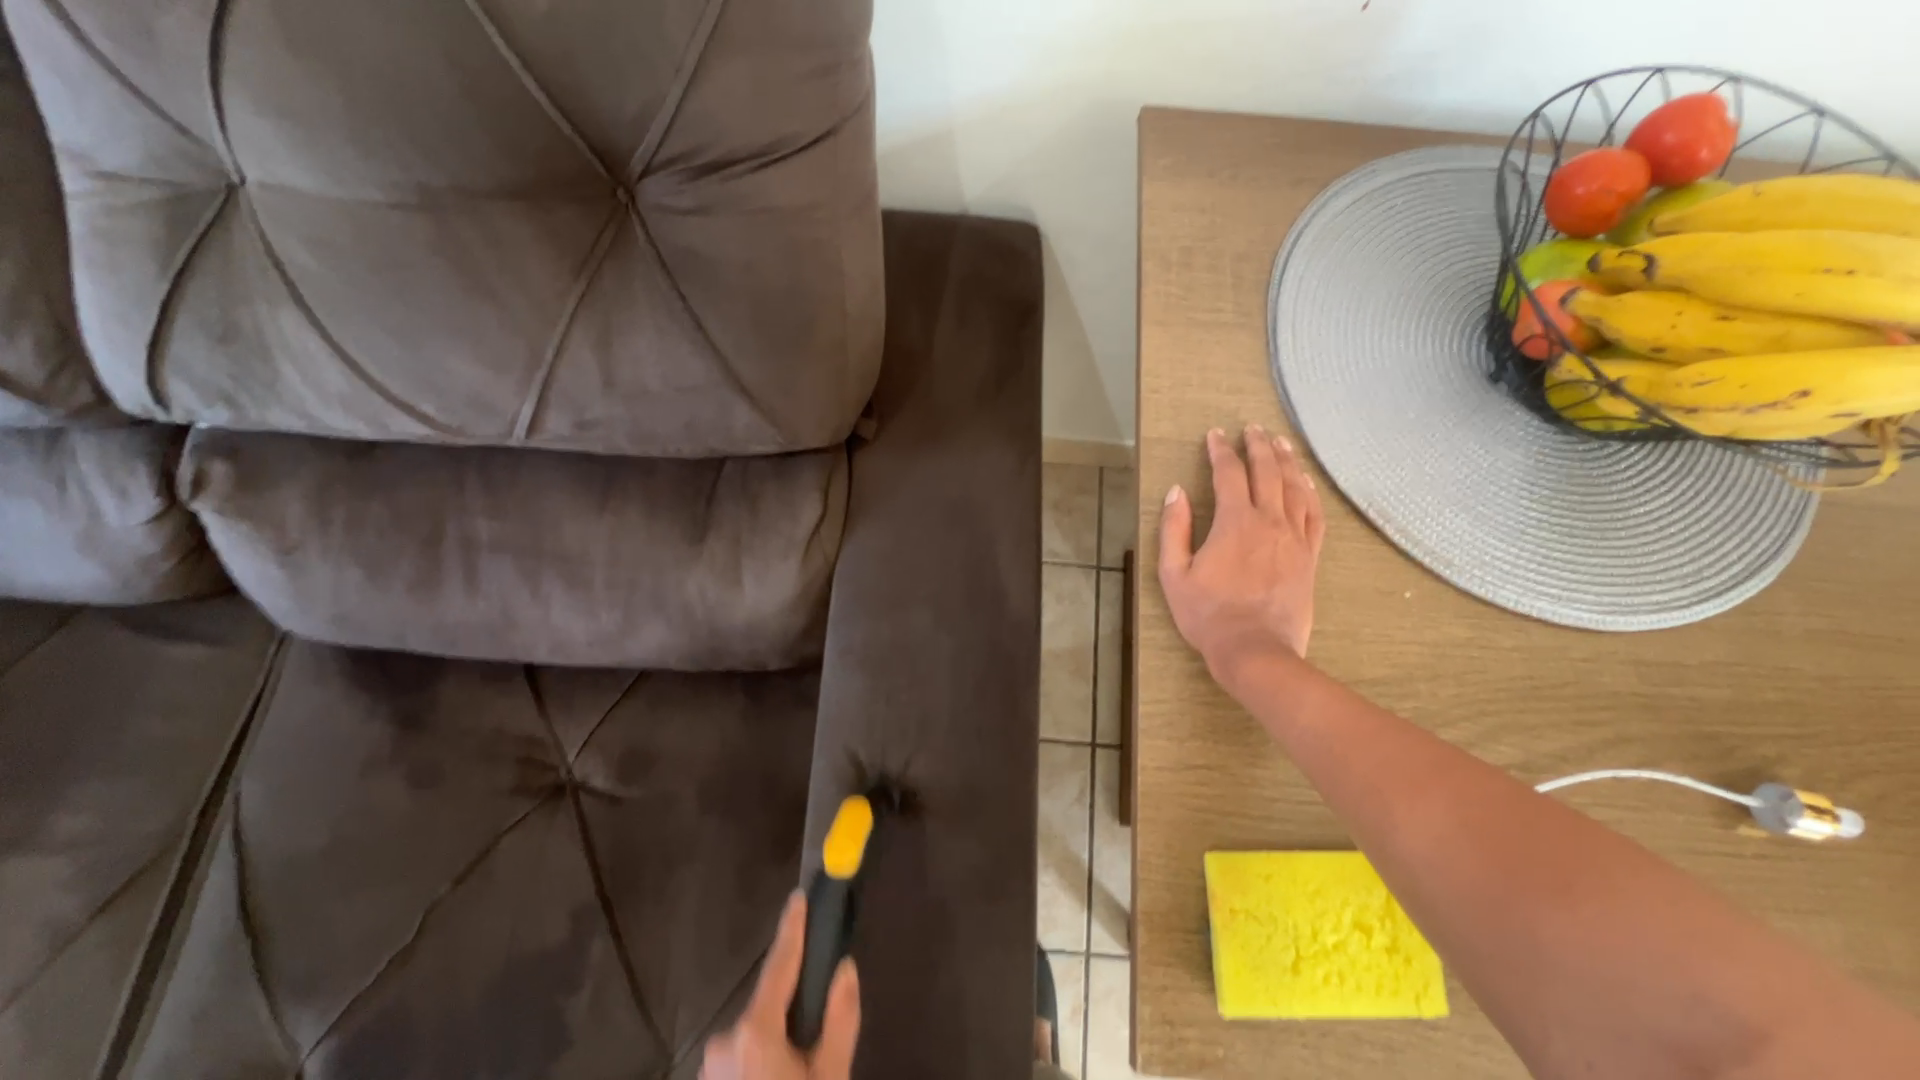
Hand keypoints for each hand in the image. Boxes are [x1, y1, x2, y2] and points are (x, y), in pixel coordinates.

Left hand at [701, 893, 860, 1079]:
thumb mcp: (830, 1076)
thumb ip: (839, 1021)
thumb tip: (843, 969)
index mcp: (755, 1032)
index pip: (779, 966)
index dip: (791, 930)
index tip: (798, 896)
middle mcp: (724, 1038)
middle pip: (769, 1002)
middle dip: (794, 1002)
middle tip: (819, 1026)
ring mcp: (709, 1062)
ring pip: (757, 1028)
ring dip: (778, 1033)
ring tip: (802, 1063)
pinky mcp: (707, 1079)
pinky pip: (742, 1051)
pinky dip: (762, 1053)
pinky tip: (779, 1073)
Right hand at [1159, 426, 1326, 688]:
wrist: (1255, 649)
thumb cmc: (1208, 615)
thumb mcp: (1174, 574)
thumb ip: (1174, 529)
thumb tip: (1177, 492)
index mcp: (1234, 522)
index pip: (1228, 473)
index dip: (1220, 450)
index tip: (1215, 436)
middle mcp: (1269, 521)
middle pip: (1267, 471)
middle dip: (1258, 445)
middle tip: (1252, 428)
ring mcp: (1294, 538)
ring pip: (1295, 487)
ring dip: (1287, 461)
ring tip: (1281, 443)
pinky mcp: (1309, 557)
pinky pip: (1314, 515)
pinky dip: (1310, 493)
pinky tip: (1306, 482)